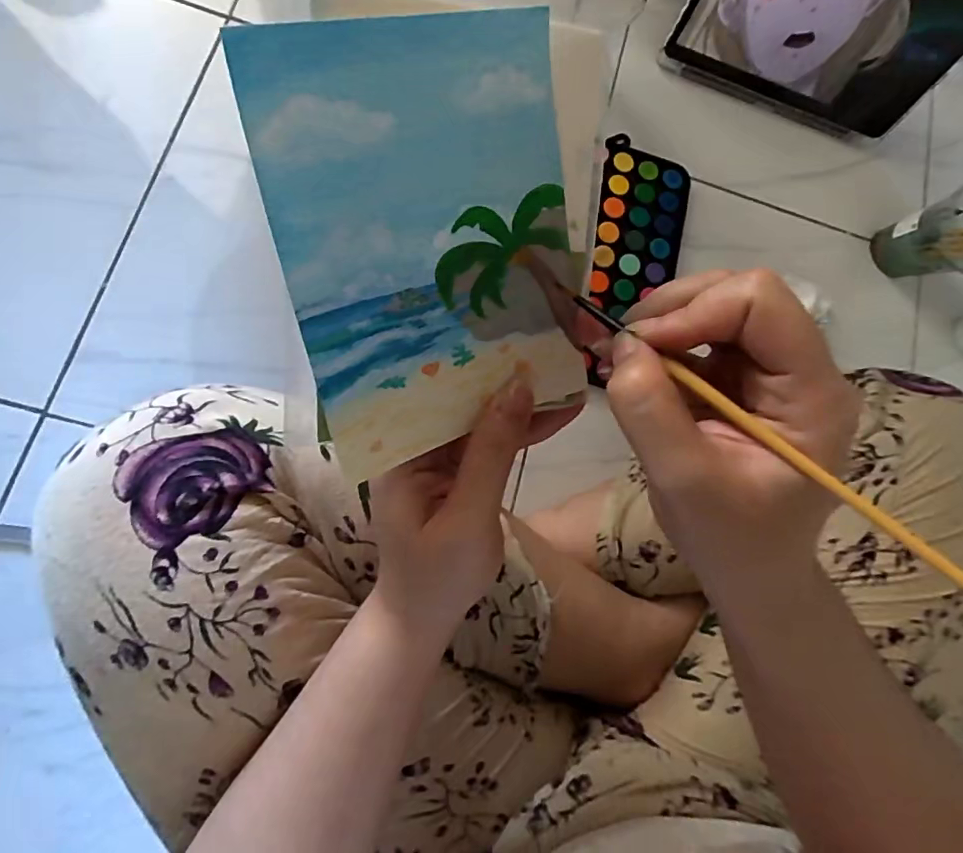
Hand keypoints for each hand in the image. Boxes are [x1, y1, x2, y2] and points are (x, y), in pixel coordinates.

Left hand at [368, 370, 579, 639]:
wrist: (424, 620)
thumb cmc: (437, 576)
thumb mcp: (468, 515)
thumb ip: (491, 451)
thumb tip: (518, 388)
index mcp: (398, 450)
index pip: (433, 393)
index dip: (471, 366)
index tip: (511, 341)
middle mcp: (412, 444)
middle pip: (459, 401)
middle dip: (502, 380)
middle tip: (547, 350)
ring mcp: (434, 457)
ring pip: (479, 419)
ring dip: (518, 404)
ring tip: (564, 379)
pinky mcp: (455, 471)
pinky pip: (488, 443)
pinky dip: (518, 432)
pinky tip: (555, 415)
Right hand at [604, 270, 861, 585]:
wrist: (750, 571)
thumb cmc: (731, 540)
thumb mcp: (684, 481)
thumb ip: (651, 412)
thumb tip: (625, 344)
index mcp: (813, 393)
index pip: (762, 302)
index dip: (697, 310)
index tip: (644, 346)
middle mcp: (801, 368)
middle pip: (739, 293)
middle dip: (675, 310)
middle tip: (626, 346)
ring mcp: (773, 370)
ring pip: (718, 305)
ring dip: (665, 323)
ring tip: (627, 358)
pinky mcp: (745, 376)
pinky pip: (703, 333)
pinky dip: (664, 341)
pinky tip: (640, 368)